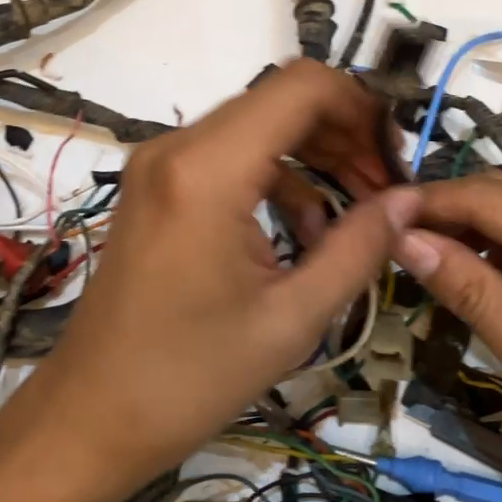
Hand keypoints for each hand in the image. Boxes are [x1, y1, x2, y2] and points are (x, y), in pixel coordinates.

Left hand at [11, 60, 419, 491]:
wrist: (92, 415)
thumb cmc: (190, 378)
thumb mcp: (292, 319)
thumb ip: (358, 248)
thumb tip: (409, 201)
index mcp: (208, 169)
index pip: (302, 86)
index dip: (362, 110)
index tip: (396, 163)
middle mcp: (177, 147)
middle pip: (281, 101)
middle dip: (344, 136)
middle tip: (386, 193)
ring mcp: (160, 164)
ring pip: (257, 127)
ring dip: (314, 158)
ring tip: (357, 215)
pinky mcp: (155, 187)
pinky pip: (229, 157)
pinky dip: (276, 179)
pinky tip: (305, 234)